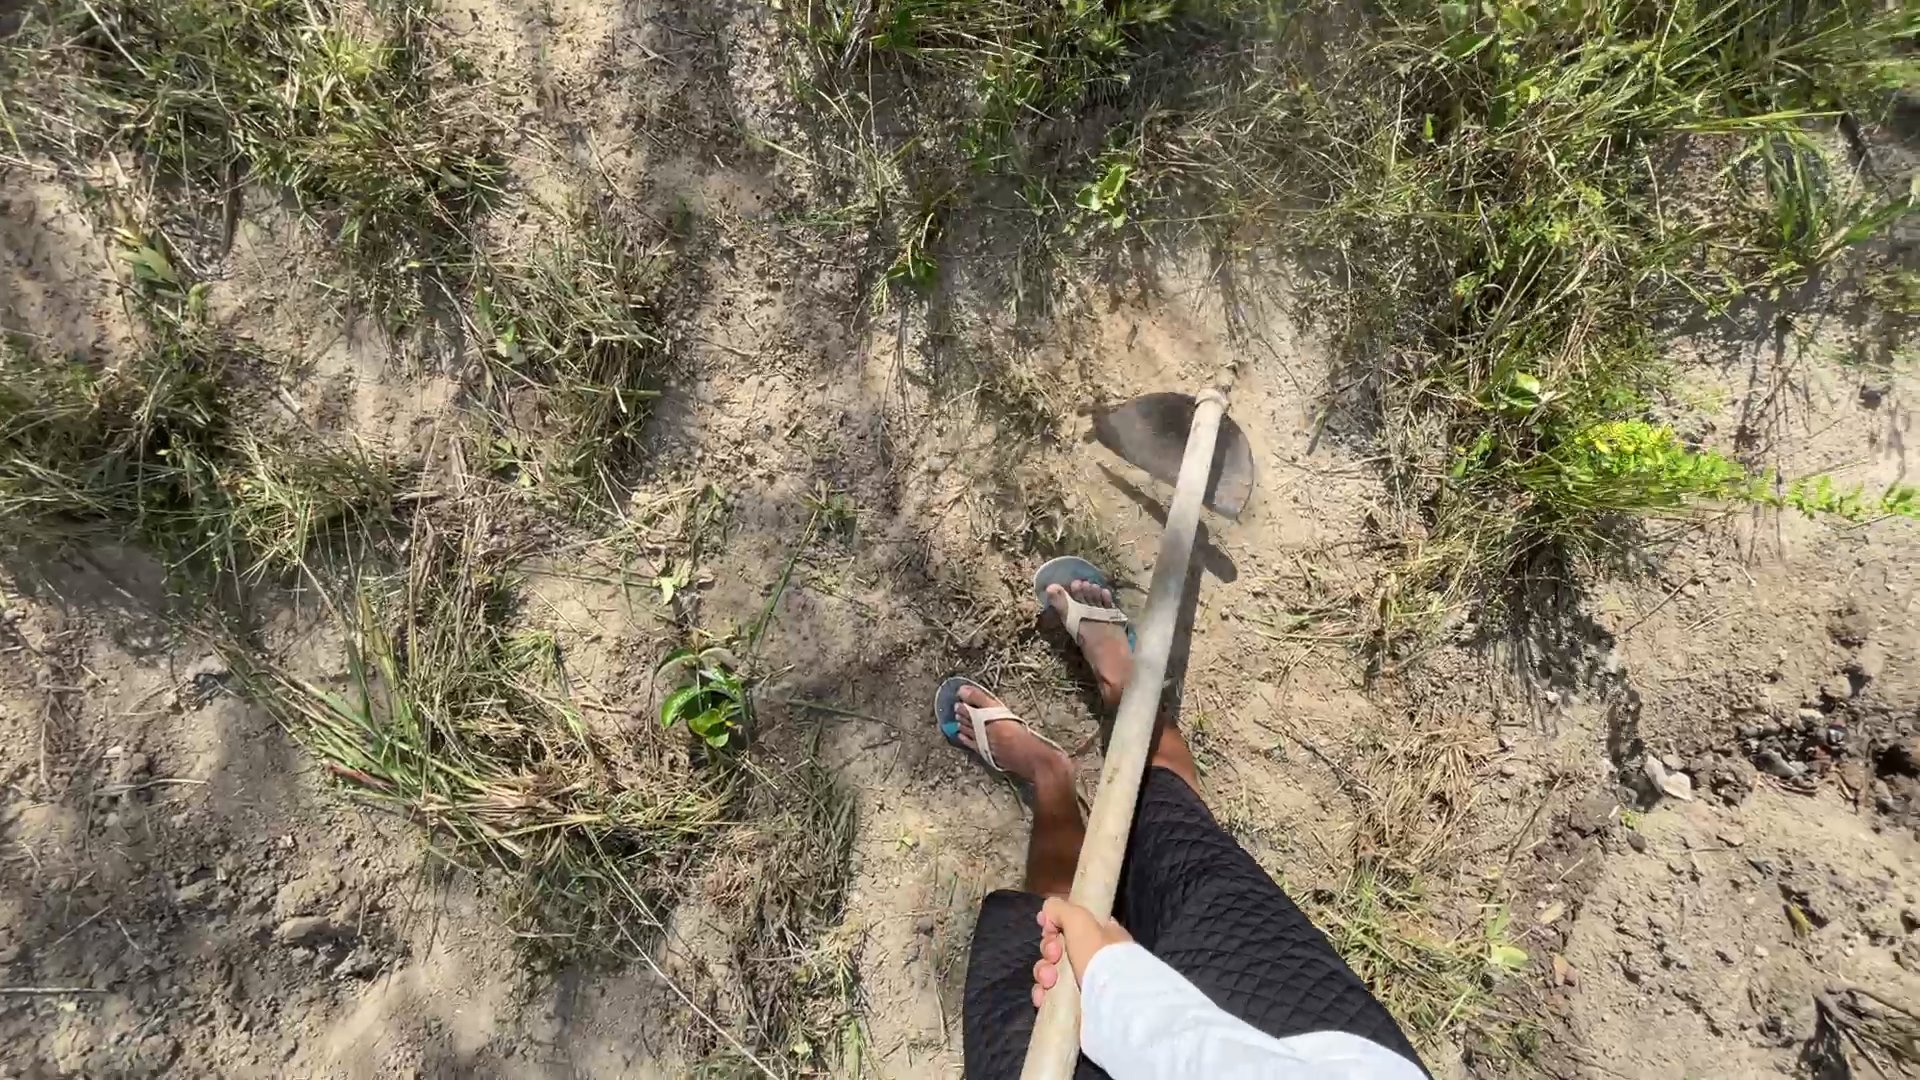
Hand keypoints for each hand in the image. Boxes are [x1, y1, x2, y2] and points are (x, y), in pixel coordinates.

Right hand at [1031, 896, 1132, 1008]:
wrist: (1113, 1005)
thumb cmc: (1099, 955)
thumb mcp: (1080, 919)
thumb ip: (1060, 909)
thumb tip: (1047, 912)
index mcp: (1103, 935)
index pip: (1074, 924)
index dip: (1056, 924)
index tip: (1048, 927)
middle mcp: (1096, 959)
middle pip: (1060, 947)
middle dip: (1049, 950)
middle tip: (1053, 955)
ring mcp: (1086, 985)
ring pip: (1053, 972)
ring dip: (1044, 972)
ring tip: (1049, 981)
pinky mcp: (1077, 1008)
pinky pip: (1051, 996)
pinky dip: (1043, 994)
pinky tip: (1042, 996)